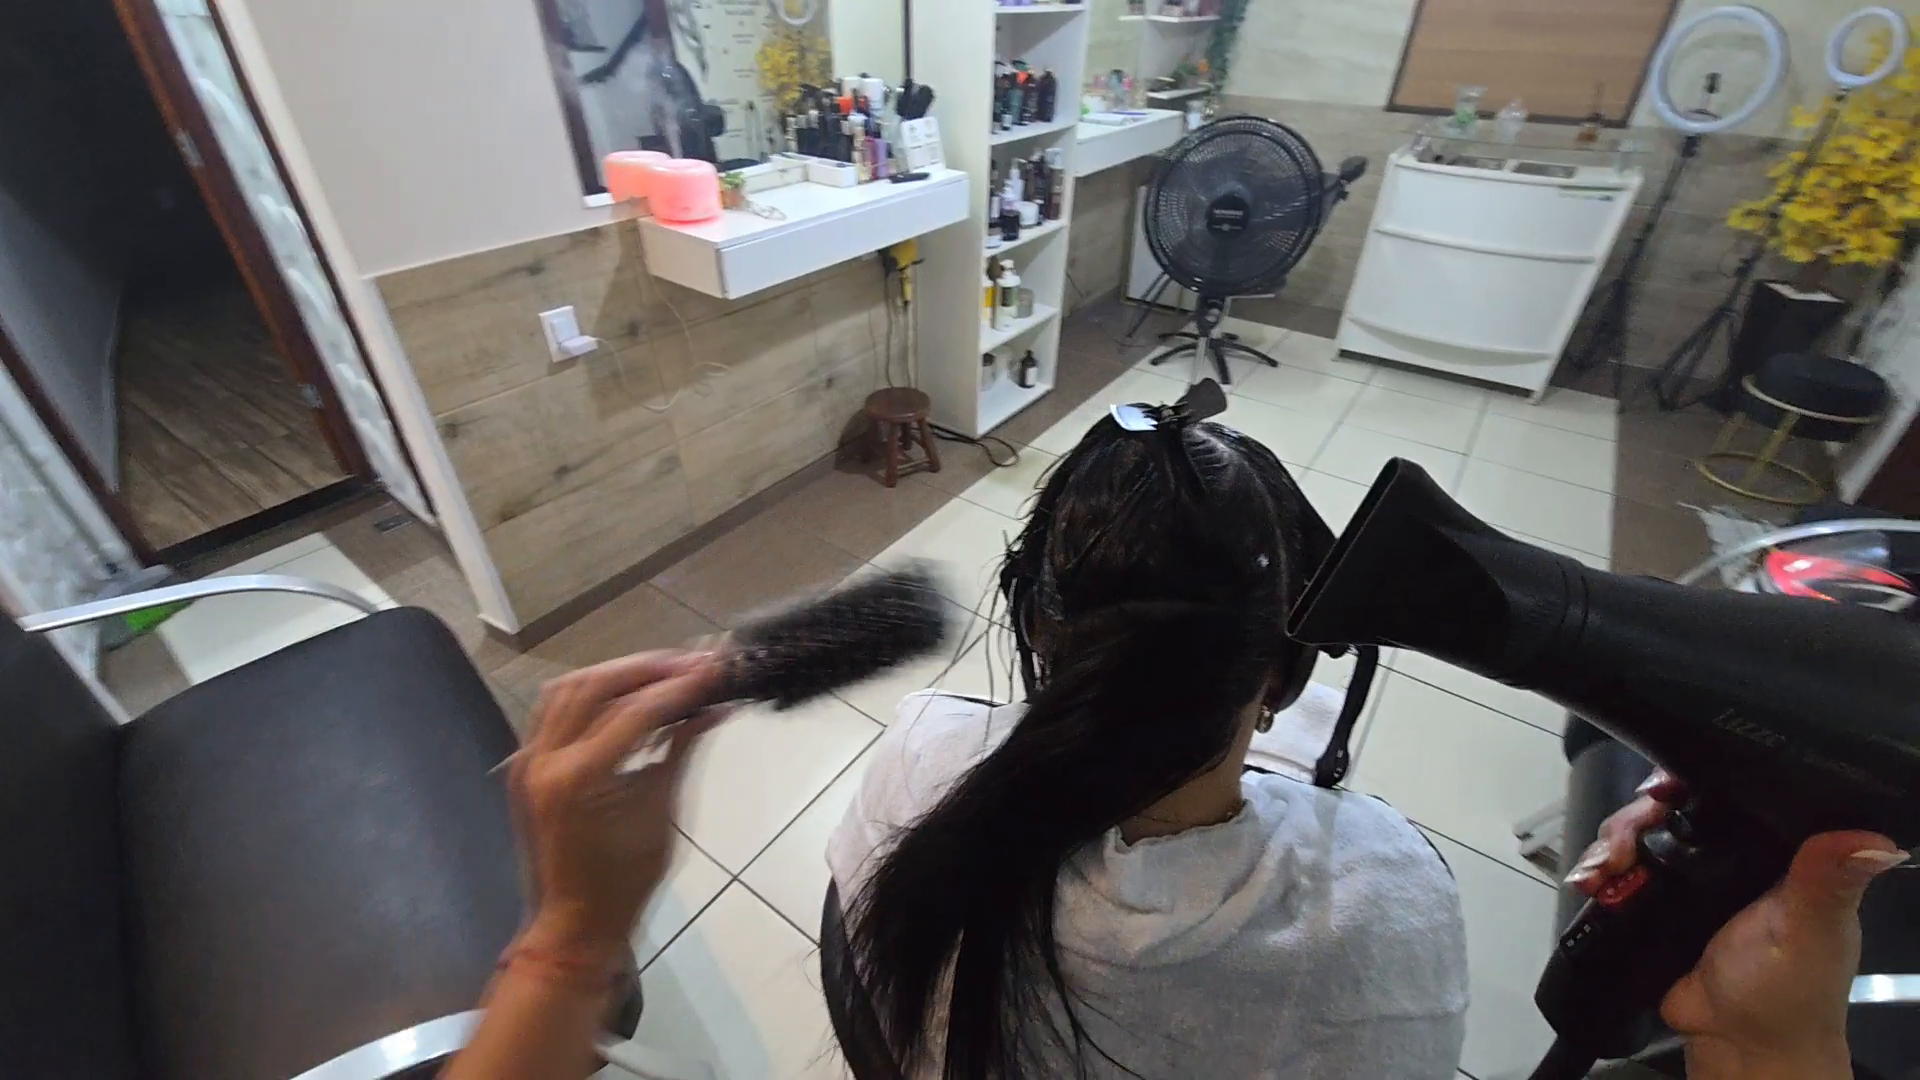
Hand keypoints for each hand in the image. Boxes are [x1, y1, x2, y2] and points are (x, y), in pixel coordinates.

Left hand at [510, 651, 729, 959]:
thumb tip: (717, 707)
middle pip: (596, 685)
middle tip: (692, 663)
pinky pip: (554, 710)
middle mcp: (545, 761)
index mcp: (580, 778)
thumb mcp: (663, 808)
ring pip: (568, 689)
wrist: (574, 923)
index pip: (637, 710)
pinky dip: (591, 692)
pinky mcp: (526, 766)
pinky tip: (625, 694)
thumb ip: (682, 747)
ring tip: (662, 671)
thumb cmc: (627, 878)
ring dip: (617, 673)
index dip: (681, 686)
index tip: (715, 670)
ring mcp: (528, 762)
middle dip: (649, 668)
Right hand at [1569, 770, 1908, 1078]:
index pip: (1719, 799)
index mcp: (1768, 859)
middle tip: (1616, 852)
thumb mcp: (1808, 933)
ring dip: (1603, 850)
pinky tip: (1587, 882)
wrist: (1734, 1042)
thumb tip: (1874, 836)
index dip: (1681, 784)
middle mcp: (1720, 860)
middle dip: (1627, 825)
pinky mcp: (1647, 899)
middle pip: (1660, 815)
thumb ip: (1825, 884)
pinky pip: (1611, 869)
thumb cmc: (1786, 990)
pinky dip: (1593, 870)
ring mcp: (1679, 880)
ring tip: (1597, 876)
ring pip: (1629, 838)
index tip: (1654, 791)